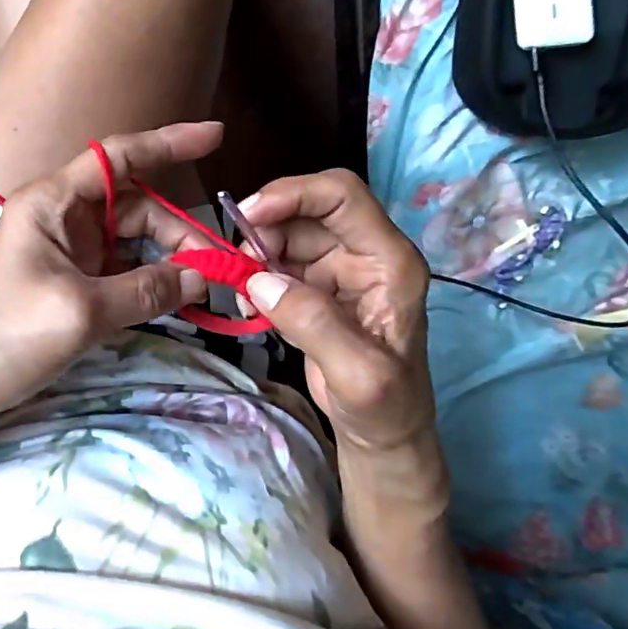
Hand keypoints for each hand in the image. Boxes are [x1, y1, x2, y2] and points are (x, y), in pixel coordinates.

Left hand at [0, 123, 224, 425]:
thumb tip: (204, 277)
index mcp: (50, 202)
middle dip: (177, 230)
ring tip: (203, 284)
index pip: (117, 157)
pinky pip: (122, 265)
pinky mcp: (72, 277)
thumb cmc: (12, 336)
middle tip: (217, 268)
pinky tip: (177, 293)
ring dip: (168, 256)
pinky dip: (150, 276)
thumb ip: (148, 289)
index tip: (217, 135)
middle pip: (134, 205)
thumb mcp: (85, 311)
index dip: (168, 142)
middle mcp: (60, 215)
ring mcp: (67, 248)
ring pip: (132, 237)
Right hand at [237, 169, 437, 458]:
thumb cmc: (384, 407)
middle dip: (266, 228)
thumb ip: (313, 323)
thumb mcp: (358, 374)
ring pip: (287, 233)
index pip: (342, 197)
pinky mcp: (317, 286)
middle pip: (308, 210)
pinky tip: (252, 306)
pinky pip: (278, 261)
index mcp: (390, 262)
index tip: (247, 216)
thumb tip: (260, 281)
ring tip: (245, 294)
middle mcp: (365, 254)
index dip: (294, 193)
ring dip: (256, 254)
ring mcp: (340, 269)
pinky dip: (256, 275)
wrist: (381, 434)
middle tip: (238, 266)